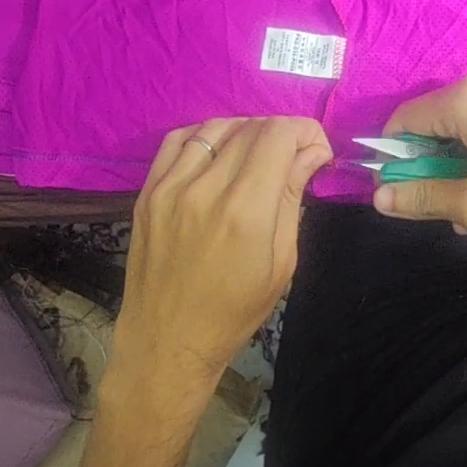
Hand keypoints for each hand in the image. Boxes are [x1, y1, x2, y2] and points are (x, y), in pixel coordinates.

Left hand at [112, 118, 331, 402]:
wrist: (167, 340)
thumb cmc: (234, 311)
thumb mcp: (281, 262)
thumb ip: (292, 199)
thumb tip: (311, 154)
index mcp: (245, 210)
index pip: (280, 135)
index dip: (307, 132)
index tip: (318, 152)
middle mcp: (206, 188)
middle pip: (252, 127)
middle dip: (284, 132)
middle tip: (295, 156)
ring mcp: (171, 186)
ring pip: (216, 127)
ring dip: (247, 130)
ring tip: (259, 152)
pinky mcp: (148, 191)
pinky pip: (178, 140)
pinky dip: (206, 135)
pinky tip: (220, 149)